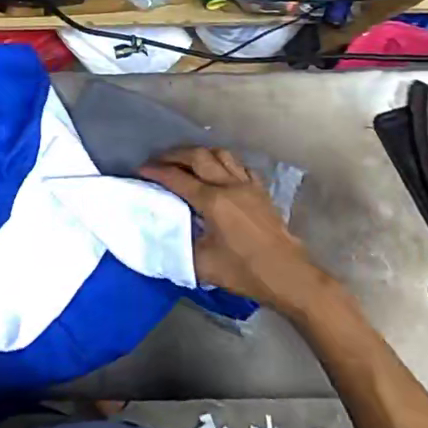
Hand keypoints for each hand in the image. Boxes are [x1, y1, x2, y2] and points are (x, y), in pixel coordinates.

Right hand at [138, 147, 334, 313]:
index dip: (157, 172)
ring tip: (186, 160)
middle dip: (175, 155)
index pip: (178, 179)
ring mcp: (248, 185)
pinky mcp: (261, 190)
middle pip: (199, 157)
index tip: (141, 169)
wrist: (286, 273)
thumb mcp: (203, 264)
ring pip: (221, 155)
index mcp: (213, 201)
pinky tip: (219, 171)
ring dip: (200, 153)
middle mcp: (230, 185)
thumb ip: (180, 245)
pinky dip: (224, 162)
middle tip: (159, 159)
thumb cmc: (244, 271)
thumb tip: (163, 235)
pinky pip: (240, 166)